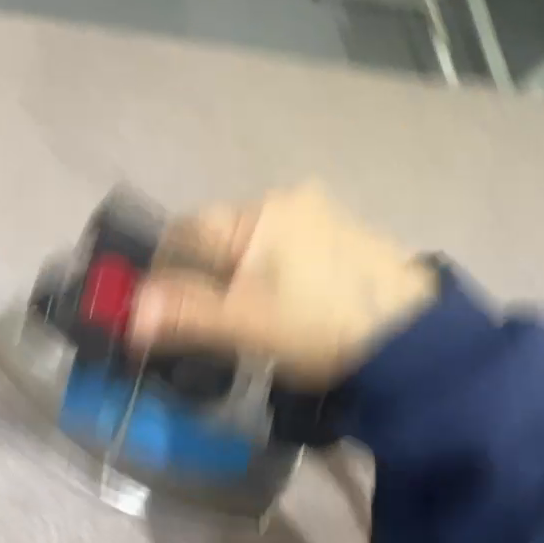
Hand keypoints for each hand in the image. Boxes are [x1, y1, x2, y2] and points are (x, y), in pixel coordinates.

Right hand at [131, 183, 437, 389]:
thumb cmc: (321, 325)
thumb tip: (129, 315)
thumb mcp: (245, 324)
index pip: (186, 231)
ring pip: (247, 251)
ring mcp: (319, 220)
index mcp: (262, 213)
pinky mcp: (339, 244)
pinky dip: (261, 283)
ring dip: (227, 284)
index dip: (159, 270)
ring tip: (229, 326)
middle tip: (185, 326)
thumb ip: (184, 314)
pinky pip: (278, 258)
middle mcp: (289, 202)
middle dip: (194, 280)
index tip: (147, 309)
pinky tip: (270, 316)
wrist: (414, 340)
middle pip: (216, 241)